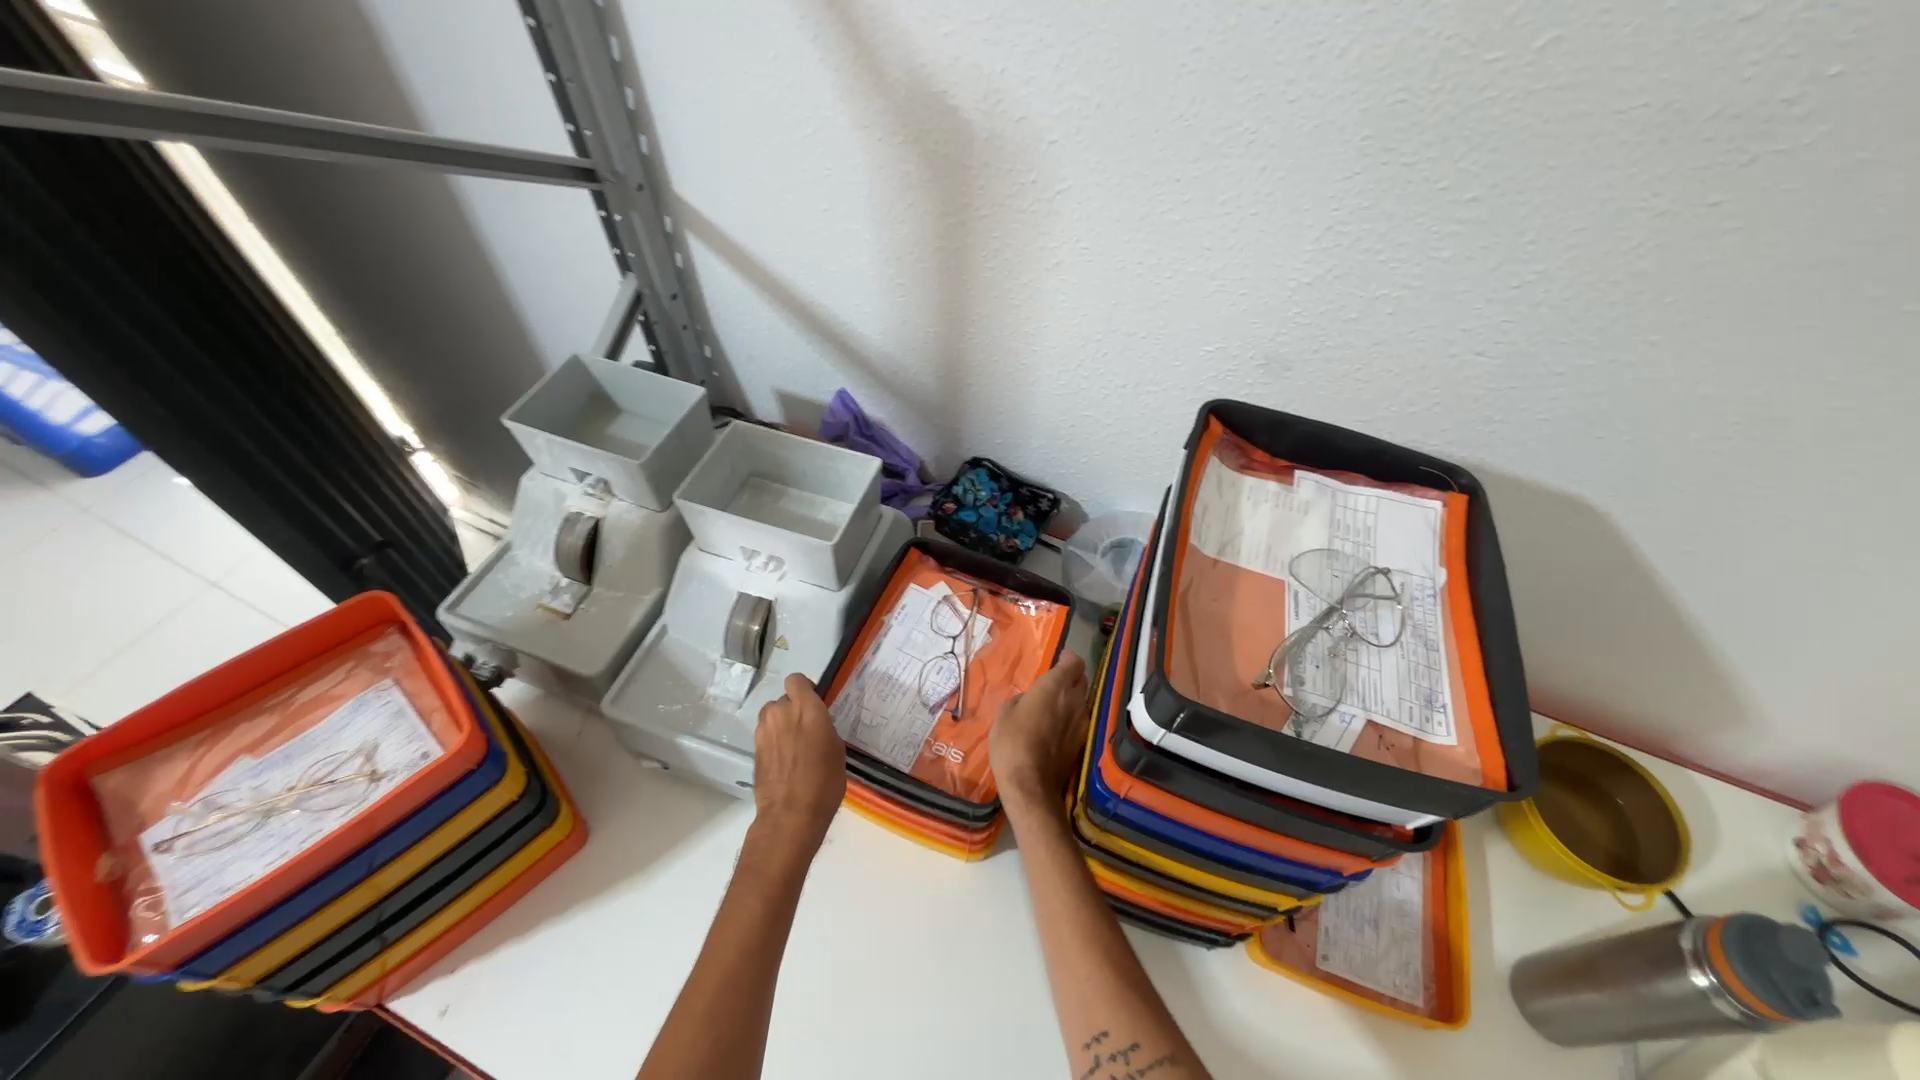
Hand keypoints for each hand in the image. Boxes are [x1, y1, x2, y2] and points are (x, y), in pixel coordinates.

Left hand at [750, 673, 846, 855]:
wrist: (791, 814)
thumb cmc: (824, 781)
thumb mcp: (836, 749)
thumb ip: (823, 727)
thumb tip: (816, 724)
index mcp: (806, 708)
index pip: (797, 680)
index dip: (805, 689)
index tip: (813, 703)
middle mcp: (781, 713)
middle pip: (783, 699)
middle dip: (793, 710)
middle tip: (806, 730)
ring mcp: (764, 731)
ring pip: (772, 716)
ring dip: (781, 724)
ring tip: (793, 746)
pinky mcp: (754, 748)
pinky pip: (766, 734)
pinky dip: (774, 741)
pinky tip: (784, 761)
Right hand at [988, 653, 1089, 820]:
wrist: (1030, 783)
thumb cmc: (1012, 742)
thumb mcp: (1005, 712)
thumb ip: (1023, 698)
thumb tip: (1031, 699)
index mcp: (1055, 687)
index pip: (1074, 662)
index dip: (1068, 658)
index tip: (1060, 658)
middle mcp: (1075, 700)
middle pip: (1081, 680)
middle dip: (1070, 677)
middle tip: (1054, 682)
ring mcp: (1082, 722)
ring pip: (1082, 701)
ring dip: (1071, 699)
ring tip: (1053, 705)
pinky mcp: (1082, 741)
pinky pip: (1079, 720)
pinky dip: (1070, 718)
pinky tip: (1055, 727)